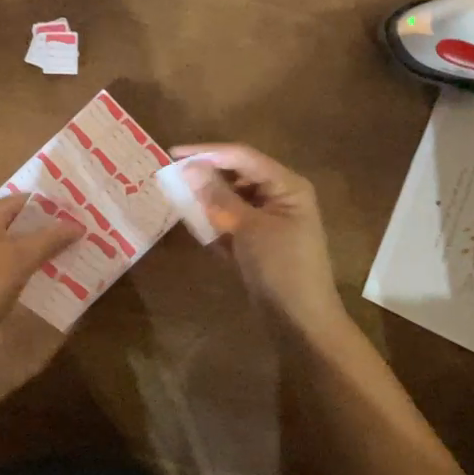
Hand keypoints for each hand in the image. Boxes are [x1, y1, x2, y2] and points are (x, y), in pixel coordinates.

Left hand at [0, 194, 81, 345]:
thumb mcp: (23, 259)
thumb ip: (51, 239)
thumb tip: (78, 225)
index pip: (21, 202)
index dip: (48, 210)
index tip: (70, 222)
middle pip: (8, 220)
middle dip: (35, 231)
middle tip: (63, 242)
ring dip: (19, 247)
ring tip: (45, 260)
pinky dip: (3, 260)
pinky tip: (17, 276)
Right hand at [170, 144, 344, 334]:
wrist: (301, 322)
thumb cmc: (281, 268)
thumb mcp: (247, 227)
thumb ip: (218, 195)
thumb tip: (189, 167)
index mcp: (286, 186)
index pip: (242, 156)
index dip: (207, 152)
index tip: (172, 154)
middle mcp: (280, 196)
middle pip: (237, 174)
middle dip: (206, 176)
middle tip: (172, 178)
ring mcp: (270, 220)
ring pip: (232, 198)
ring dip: (208, 199)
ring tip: (179, 200)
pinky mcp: (259, 241)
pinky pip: (232, 220)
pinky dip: (214, 221)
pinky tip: (195, 224)